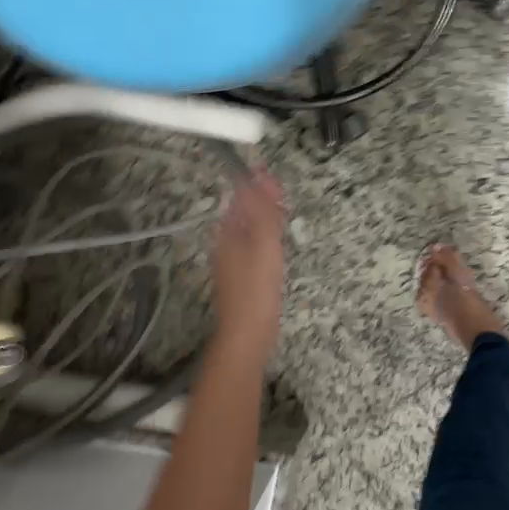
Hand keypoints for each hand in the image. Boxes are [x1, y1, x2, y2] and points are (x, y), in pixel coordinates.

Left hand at [213, 169, 286, 355]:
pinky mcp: (244, 272)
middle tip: (281, 195)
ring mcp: (233, 258)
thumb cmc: (257, 286)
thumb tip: (257, 177)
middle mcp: (226, 241)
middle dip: (261, 198)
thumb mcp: (264, 242)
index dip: (255, 183)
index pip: (239, 196)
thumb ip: (262, 210)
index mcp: (228, 231)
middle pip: (244, 210)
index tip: (273, 178)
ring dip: (265, 215)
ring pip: (249, 227)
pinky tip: (278, 241)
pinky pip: (254, 242)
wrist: (248, 332)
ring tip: (282, 212)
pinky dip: (267, 234)